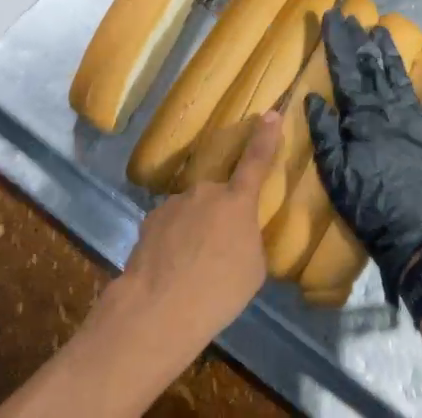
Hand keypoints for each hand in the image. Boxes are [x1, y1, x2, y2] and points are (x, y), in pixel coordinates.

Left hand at [116, 111, 281, 338]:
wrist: (159, 307)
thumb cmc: (218, 291)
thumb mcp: (253, 269)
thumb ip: (248, 239)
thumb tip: (237, 233)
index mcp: (237, 202)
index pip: (256, 161)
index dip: (265, 137)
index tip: (271, 113)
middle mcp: (205, 192)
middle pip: (219, 198)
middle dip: (220, 218)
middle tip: (218, 254)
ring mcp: (174, 203)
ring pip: (192, 212)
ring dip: (194, 231)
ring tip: (190, 269)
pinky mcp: (150, 218)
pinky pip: (170, 225)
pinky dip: (172, 241)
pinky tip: (169, 268)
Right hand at [306, 13, 421, 303]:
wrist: (417, 237)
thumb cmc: (369, 208)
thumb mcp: (335, 175)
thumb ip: (325, 135)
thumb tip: (313, 98)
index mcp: (363, 120)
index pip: (346, 72)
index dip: (338, 42)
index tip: (331, 16)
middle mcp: (390, 113)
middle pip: (372, 69)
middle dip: (360, 40)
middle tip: (352, 15)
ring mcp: (417, 123)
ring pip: (401, 79)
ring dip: (391, 54)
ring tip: (382, 30)